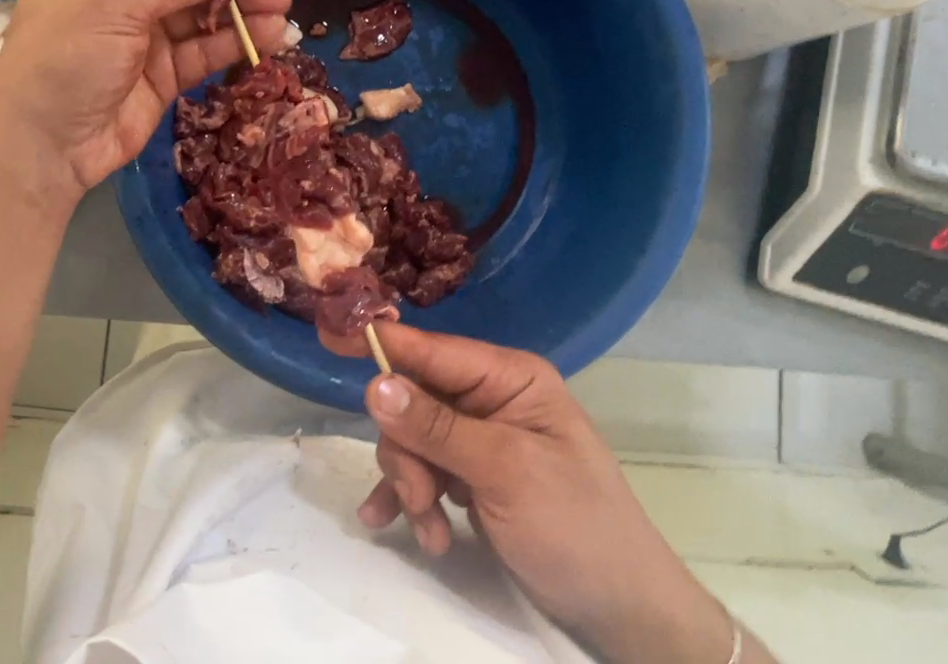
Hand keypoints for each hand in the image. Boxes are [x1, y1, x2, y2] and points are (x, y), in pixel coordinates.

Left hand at [0, 0, 290, 205]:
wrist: (44, 148)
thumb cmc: (63, 61)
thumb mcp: (111, 8)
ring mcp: (144, 38)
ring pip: (202, 13)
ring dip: (242, 5)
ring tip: (281, 0)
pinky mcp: (164, 76)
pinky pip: (206, 50)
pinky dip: (238, 41)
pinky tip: (272, 32)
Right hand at [354, 325, 743, 663]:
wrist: (620, 609)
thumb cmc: (575, 526)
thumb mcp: (504, 472)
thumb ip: (436, 427)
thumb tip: (374, 384)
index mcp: (509, 378)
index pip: (432, 349)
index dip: (381, 343)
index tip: (328, 338)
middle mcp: (491, 398)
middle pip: (413, 400)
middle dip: (406, 451)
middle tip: (420, 498)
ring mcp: (480, 439)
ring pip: (411, 440)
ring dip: (411, 485)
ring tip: (430, 529)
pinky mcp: (472, 476)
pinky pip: (422, 472)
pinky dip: (412, 501)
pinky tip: (406, 529)